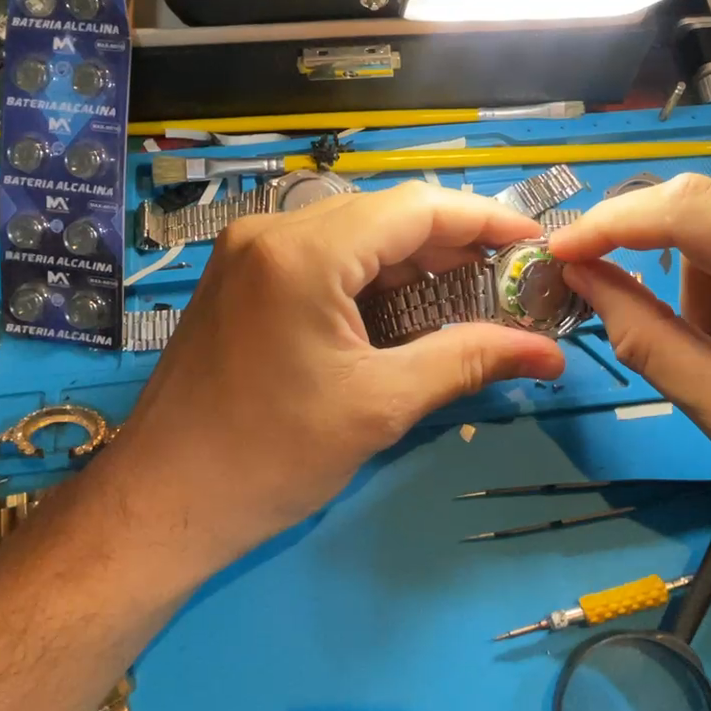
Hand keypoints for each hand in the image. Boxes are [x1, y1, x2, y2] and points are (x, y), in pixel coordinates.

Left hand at [104, 182, 566, 567]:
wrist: (161, 502)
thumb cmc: (270, 456)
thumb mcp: (380, 405)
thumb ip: (468, 360)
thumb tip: (549, 353)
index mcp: (305, 252)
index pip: (417, 208)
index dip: (485, 221)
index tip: (536, 244)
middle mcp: (273, 230)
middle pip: (386, 217)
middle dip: (452, 248)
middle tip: (507, 287)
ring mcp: (250, 250)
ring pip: (355, 236)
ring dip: (413, 266)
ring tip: (467, 303)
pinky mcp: (241, 276)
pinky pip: (323, 258)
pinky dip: (371, 280)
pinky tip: (405, 314)